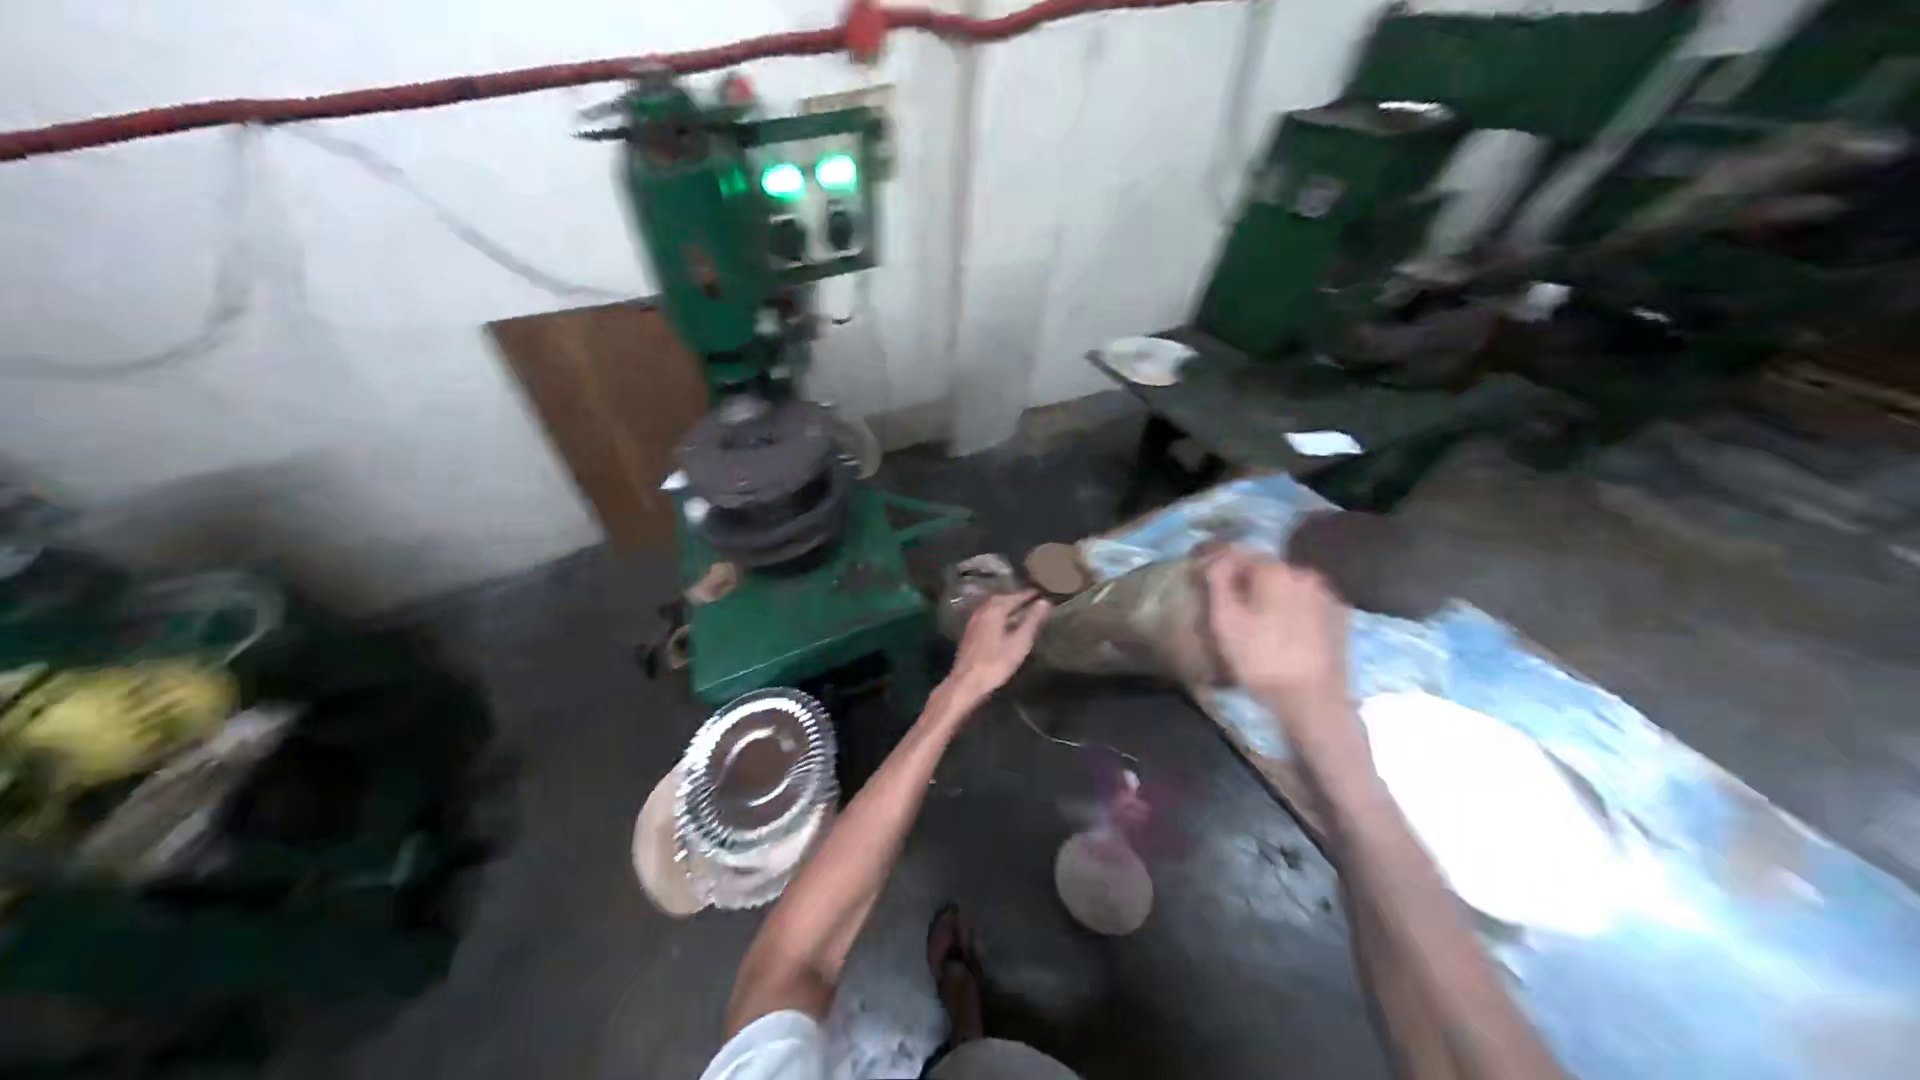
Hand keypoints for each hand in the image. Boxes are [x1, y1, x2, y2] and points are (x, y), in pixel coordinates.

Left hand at [945, 591, 1050, 704]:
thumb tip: (1044, 602)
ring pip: (991, 608)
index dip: (1028, 595)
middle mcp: (981, 612)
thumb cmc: (996, 663)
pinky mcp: (970, 633)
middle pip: (1000, 600)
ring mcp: (973, 622)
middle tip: (1030, 600)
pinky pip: (987, 616)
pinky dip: (998, 615)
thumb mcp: (1019, 642)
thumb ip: (1032, 621)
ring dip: (1005, 606)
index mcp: (994, 611)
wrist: (967, 682)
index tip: (1040, 592)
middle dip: (1015, 598)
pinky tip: (1003, 625)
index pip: (1014, 597)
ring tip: (1019, 610)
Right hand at [1206, 547, 1351, 722]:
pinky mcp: (1341, 620)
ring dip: (1273, 598)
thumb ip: (1218, 581)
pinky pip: (1308, 605)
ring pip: (1290, 588)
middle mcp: (1307, 575)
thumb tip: (1219, 558)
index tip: (1211, 585)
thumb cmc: (1261, 660)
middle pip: (1269, 571)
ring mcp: (1329, 597)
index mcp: (1277, 571)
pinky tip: (1285, 636)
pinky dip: (1294, 612)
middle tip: (1234, 610)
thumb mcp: (1225, 621)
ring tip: (1260, 626)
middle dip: (1249, 584)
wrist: (1313, 702)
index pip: (1243, 555)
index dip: (1224, 568)